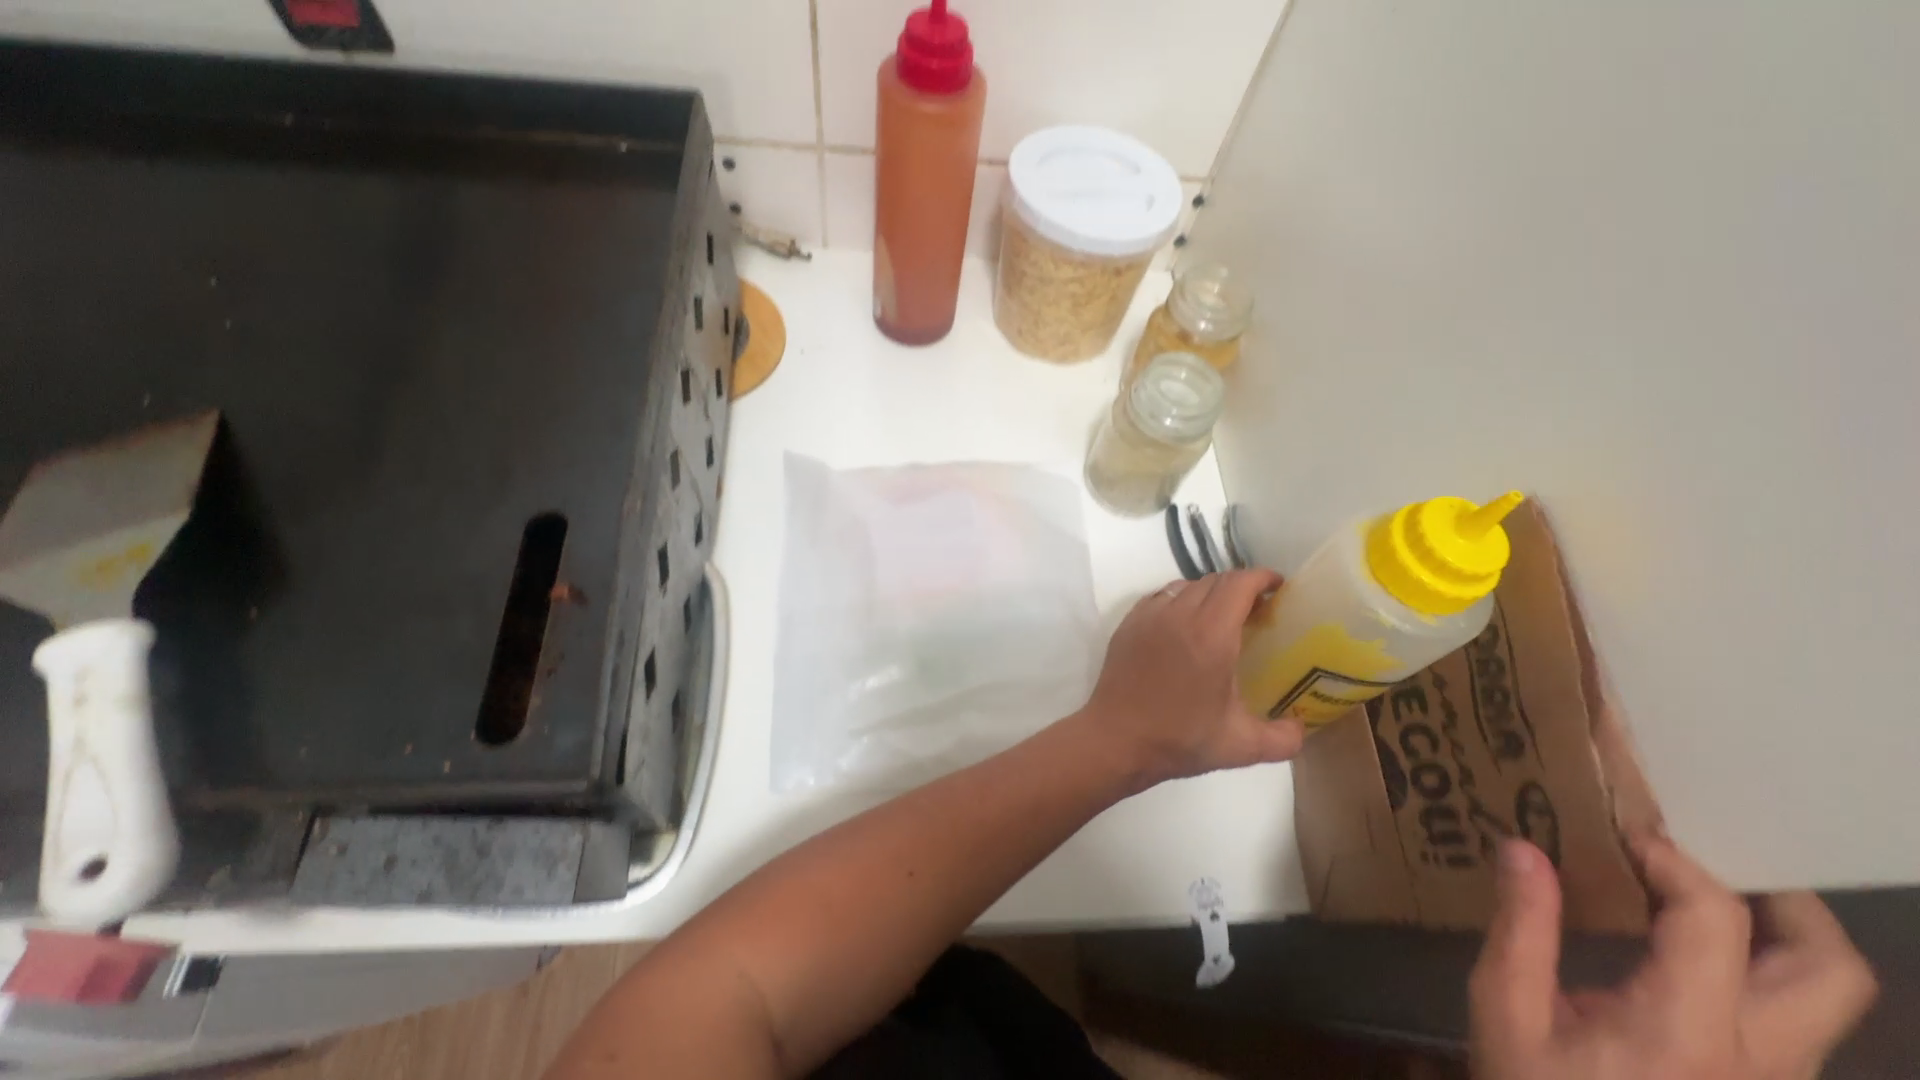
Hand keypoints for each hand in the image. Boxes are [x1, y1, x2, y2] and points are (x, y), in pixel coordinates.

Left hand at [1070, 570, 1304, 788]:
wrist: (1115, 741)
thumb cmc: (1179, 740)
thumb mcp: (1241, 746)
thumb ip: (1283, 739)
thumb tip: (1302, 728)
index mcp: (1210, 635)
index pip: (1239, 585)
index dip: (1262, 578)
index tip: (1278, 586)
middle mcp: (1178, 616)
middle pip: (1215, 581)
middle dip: (1240, 586)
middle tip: (1256, 609)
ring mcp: (1148, 617)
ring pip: (1185, 586)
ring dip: (1209, 593)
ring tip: (1222, 617)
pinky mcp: (1128, 625)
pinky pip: (1160, 598)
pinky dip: (1180, 601)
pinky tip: (1185, 626)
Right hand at [1471, 834, 1876, 1079]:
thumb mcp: (1506, 1012)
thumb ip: (1521, 929)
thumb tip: (1524, 848)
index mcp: (1686, 1031)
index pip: (1716, 919)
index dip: (1675, 860)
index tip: (1627, 834)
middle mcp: (1759, 1060)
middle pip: (1831, 970)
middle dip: (1779, 898)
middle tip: (1705, 859)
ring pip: (1827, 998)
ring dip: (1778, 934)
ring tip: (1696, 898)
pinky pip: (1791, 1016)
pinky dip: (1756, 966)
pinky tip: (1687, 950)